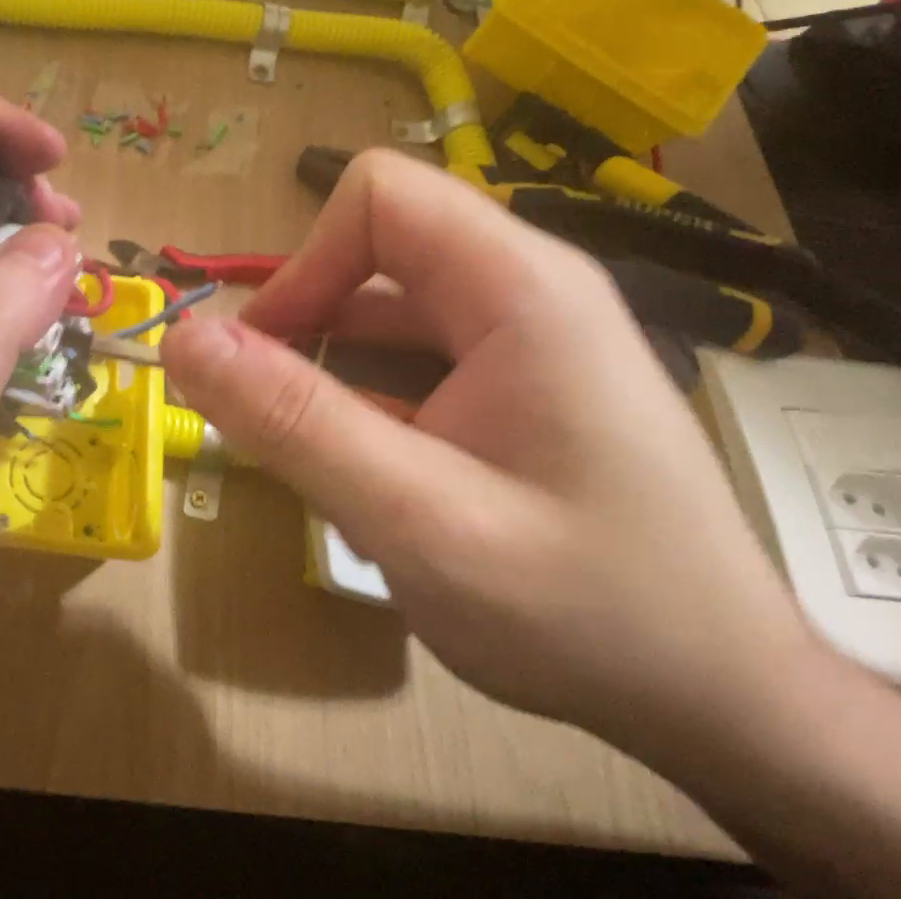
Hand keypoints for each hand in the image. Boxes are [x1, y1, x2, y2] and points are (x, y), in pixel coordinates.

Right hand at [160, 149, 819, 746]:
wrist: (718, 702)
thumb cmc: (583, 609)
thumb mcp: (417, 519)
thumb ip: (295, 421)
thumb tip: (182, 338)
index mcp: (520, 291)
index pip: (377, 198)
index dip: (301, 267)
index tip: (262, 364)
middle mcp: (526, 296)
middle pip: (373, 257)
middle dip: (304, 334)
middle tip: (278, 432)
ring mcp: (524, 346)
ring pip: (382, 318)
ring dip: (329, 382)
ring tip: (328, 473)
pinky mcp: (516, 394)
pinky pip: (410, 369)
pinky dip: (365, 413)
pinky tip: (373, 487)